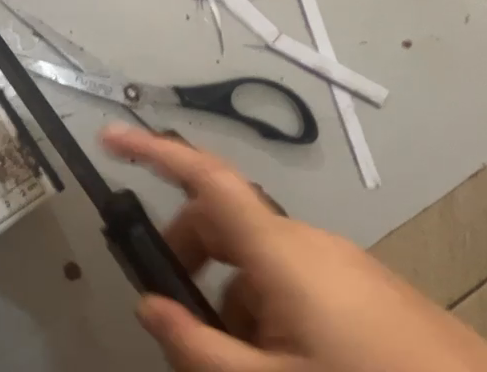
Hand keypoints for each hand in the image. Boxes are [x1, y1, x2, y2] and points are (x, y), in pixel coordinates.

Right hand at [102, 125, 486, 371]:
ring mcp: (348, 266)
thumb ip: (199, 348)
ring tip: (249, 366)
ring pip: (261, 263)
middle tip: (181, 322)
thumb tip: (150, 308)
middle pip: (224, 226)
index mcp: (280, 253)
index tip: (110, 136)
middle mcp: (310, 243)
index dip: (152, 151)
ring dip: (233, 302)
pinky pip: (299, 282)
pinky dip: (271, 311)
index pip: (204, 178)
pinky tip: (292, 365)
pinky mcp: (376, 293)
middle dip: (189, 262)